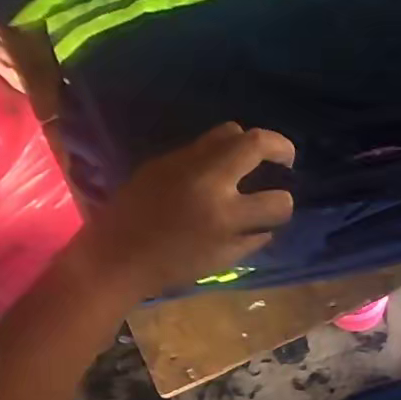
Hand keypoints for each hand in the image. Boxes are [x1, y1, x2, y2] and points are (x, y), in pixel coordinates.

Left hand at [76, 122, 295, 296]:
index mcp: (225, 214)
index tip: (281, 207)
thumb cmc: (169, 267)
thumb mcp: (219, 261)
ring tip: (252, 160)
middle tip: (286, 159)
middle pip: (256, 142)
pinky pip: (203, 144)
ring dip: (249, 143)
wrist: (114, 256)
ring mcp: (185, 162)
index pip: (276, 201)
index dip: (286, 205)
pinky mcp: (166, 158)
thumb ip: (251, 240)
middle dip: (281, 147)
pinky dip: (220, 153)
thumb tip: (269, 223)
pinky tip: (217, 172)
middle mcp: (209, 179)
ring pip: (230, 131)